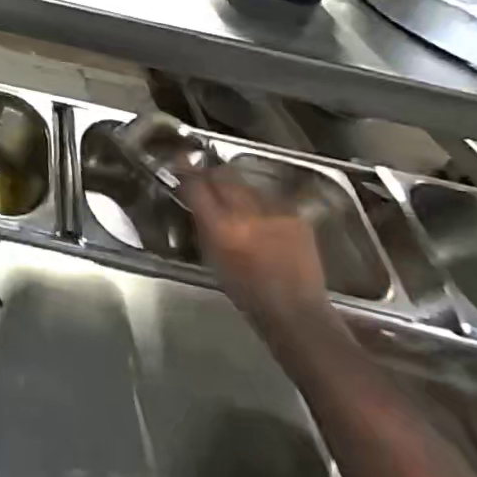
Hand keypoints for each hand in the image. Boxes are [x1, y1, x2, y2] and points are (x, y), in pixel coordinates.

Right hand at [181, 163, 330, 325]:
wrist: (295, 311)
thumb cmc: (245, 290)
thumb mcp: (211, 256)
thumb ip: (202, 222)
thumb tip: (194, 198)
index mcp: (221, 227)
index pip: (197, 186)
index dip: (185, 172)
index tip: (179, 165)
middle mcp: (248, 213)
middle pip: (223, 175)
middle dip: (211, 173)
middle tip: (204, 176)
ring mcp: (275, 213)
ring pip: (247, 184)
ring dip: (236, 187)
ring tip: (233, 197)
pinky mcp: (296, 217)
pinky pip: (270, 198)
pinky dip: (260, 202)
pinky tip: (260, 214)